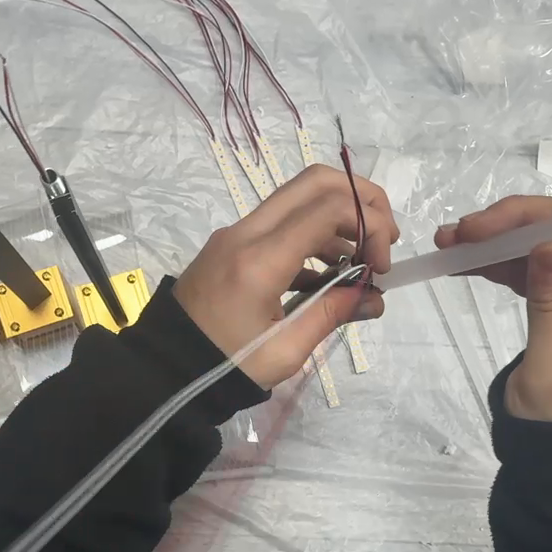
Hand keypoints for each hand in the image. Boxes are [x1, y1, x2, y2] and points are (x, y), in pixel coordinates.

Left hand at [174, 164, 397, 387]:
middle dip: (362, 200)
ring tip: (361, 262)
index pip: (329, 208)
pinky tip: (330, 271)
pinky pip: (279, 223)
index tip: (383, 267)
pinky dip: (312, 234)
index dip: (371, 226)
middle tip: (385, 236)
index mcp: (260, 260)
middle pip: (314, 182)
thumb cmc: (225, 366)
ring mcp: (234, 235)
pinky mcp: (229, 245)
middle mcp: (245, 233)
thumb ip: (332, 314)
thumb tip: (373, 296)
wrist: (165, 368)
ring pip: (296, 198)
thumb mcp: (285, 350)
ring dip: (337, 217)